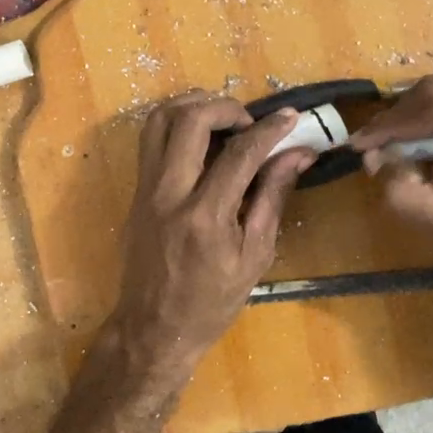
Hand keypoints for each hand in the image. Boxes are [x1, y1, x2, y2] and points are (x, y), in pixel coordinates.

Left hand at [110, 92, 314, 381]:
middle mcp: (169, 193)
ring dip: (193, 105)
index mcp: (206, 217)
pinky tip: (199, 135)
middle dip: (225, 107)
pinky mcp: (134, 188)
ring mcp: (145, 188)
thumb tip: (298, 153)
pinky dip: (176, 123)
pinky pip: (150, 138)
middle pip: (189, 120)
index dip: (269, 129)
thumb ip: (272, 196)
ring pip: (159, 119)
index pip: (239, 153)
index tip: (290, 117)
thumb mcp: (255, 256)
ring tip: (222, 118)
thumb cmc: (212, 301)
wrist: (153, 327)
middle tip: (249, 121)